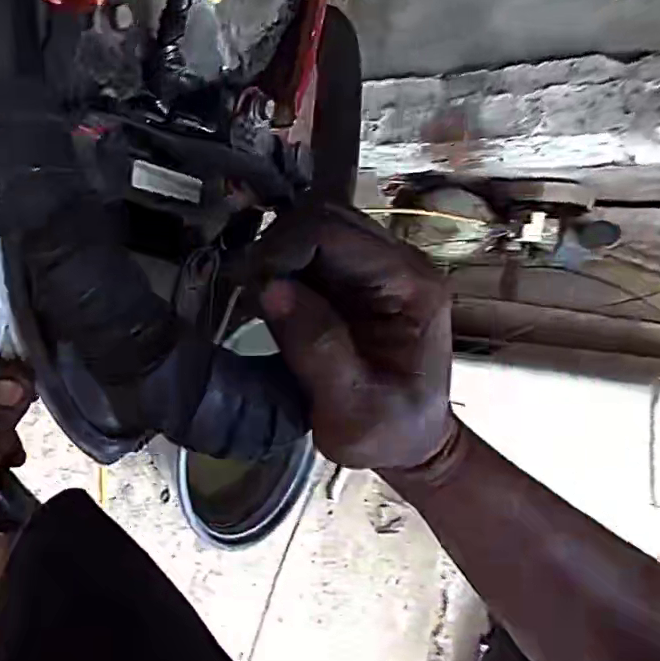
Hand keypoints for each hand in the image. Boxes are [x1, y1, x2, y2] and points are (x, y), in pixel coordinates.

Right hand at [255, 203, 456, 470]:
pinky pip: (309, 246)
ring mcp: (376, 266)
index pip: (333, 233)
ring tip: (256, 294)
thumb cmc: (387, 434)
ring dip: (276, 252)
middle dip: (276, 247)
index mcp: (410, 286)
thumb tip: (271, 288)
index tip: (253, 290)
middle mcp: (397, 263)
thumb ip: (317, 347)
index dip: (283, 251)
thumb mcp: (353, 408)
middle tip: (249, 291)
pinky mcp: (353, 276)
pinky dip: (280, 261)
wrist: (410, 444)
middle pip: (323, 216)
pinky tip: (267, 293)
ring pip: (313, 223)